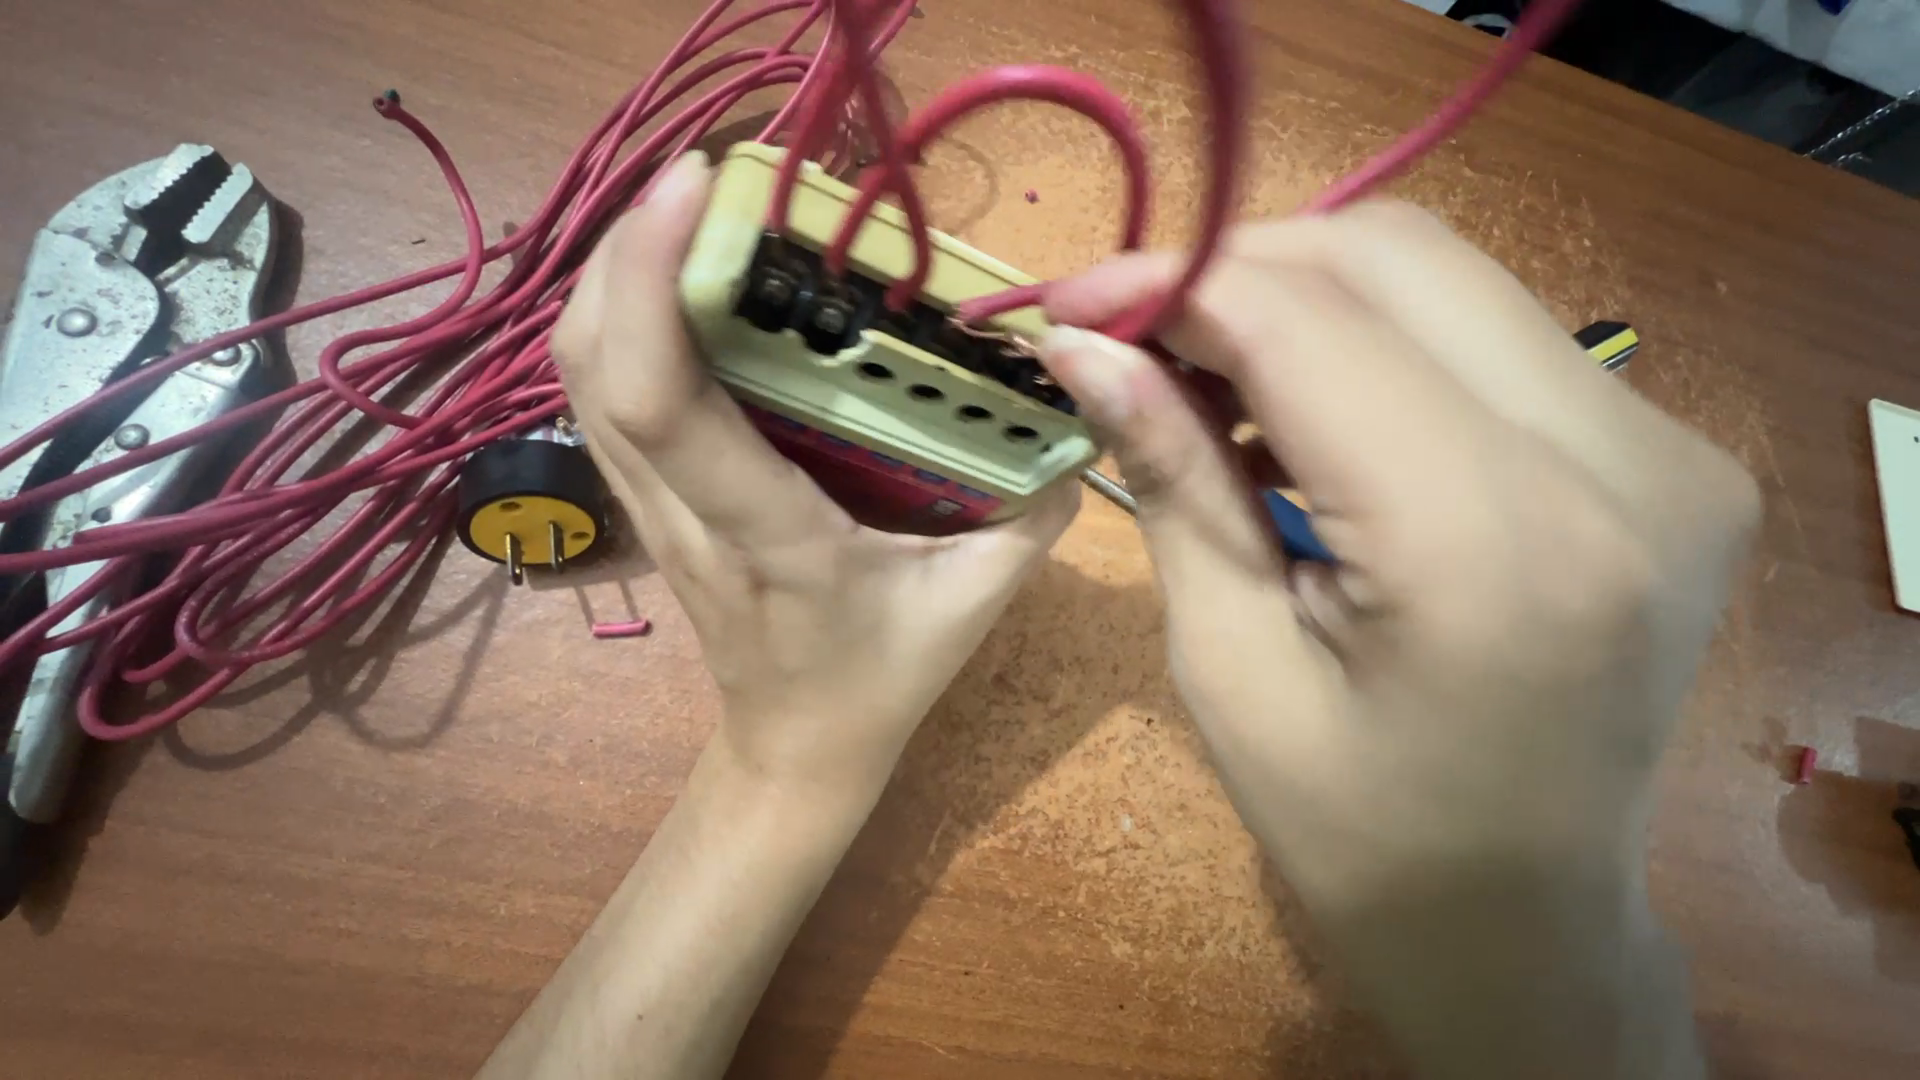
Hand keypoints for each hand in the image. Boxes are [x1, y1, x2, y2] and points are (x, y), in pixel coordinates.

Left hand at [552, 152, 1077, 797]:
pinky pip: (601, 400)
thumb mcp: (971, 606)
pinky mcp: (646, 508)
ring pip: (581, 378)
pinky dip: (620, 323)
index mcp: (771, 539)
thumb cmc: (880, 682)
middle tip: (705, 184)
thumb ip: (1030, 519)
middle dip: (625, 250)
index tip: (693, 184)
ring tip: (687, 218)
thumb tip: (1069, 426)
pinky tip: (677, 293)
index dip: (654, 282)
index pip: (669, 407)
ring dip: (614, 278)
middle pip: (596, 366)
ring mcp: (651, 514)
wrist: (797, 747)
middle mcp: (687, 518)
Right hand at [1035, 202, 1754, 1076]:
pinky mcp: (1658, 448)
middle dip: (1229, 271)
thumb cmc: (1347, 826)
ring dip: (1290, 296)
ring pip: (1435, 274)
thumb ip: (1170, 479)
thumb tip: (1082, 349)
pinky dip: (1358, 336)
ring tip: (1197, 373)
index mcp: (1486, 545)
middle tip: (1126, 333)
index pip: (1307, 325)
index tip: (1069, 305)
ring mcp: (1662, 444)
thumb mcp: (1225, 660)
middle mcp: (1614, 462)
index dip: (1171, 287)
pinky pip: (1478, 328)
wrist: (1514, 918)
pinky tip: (1289, 406)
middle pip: (1385, 258)